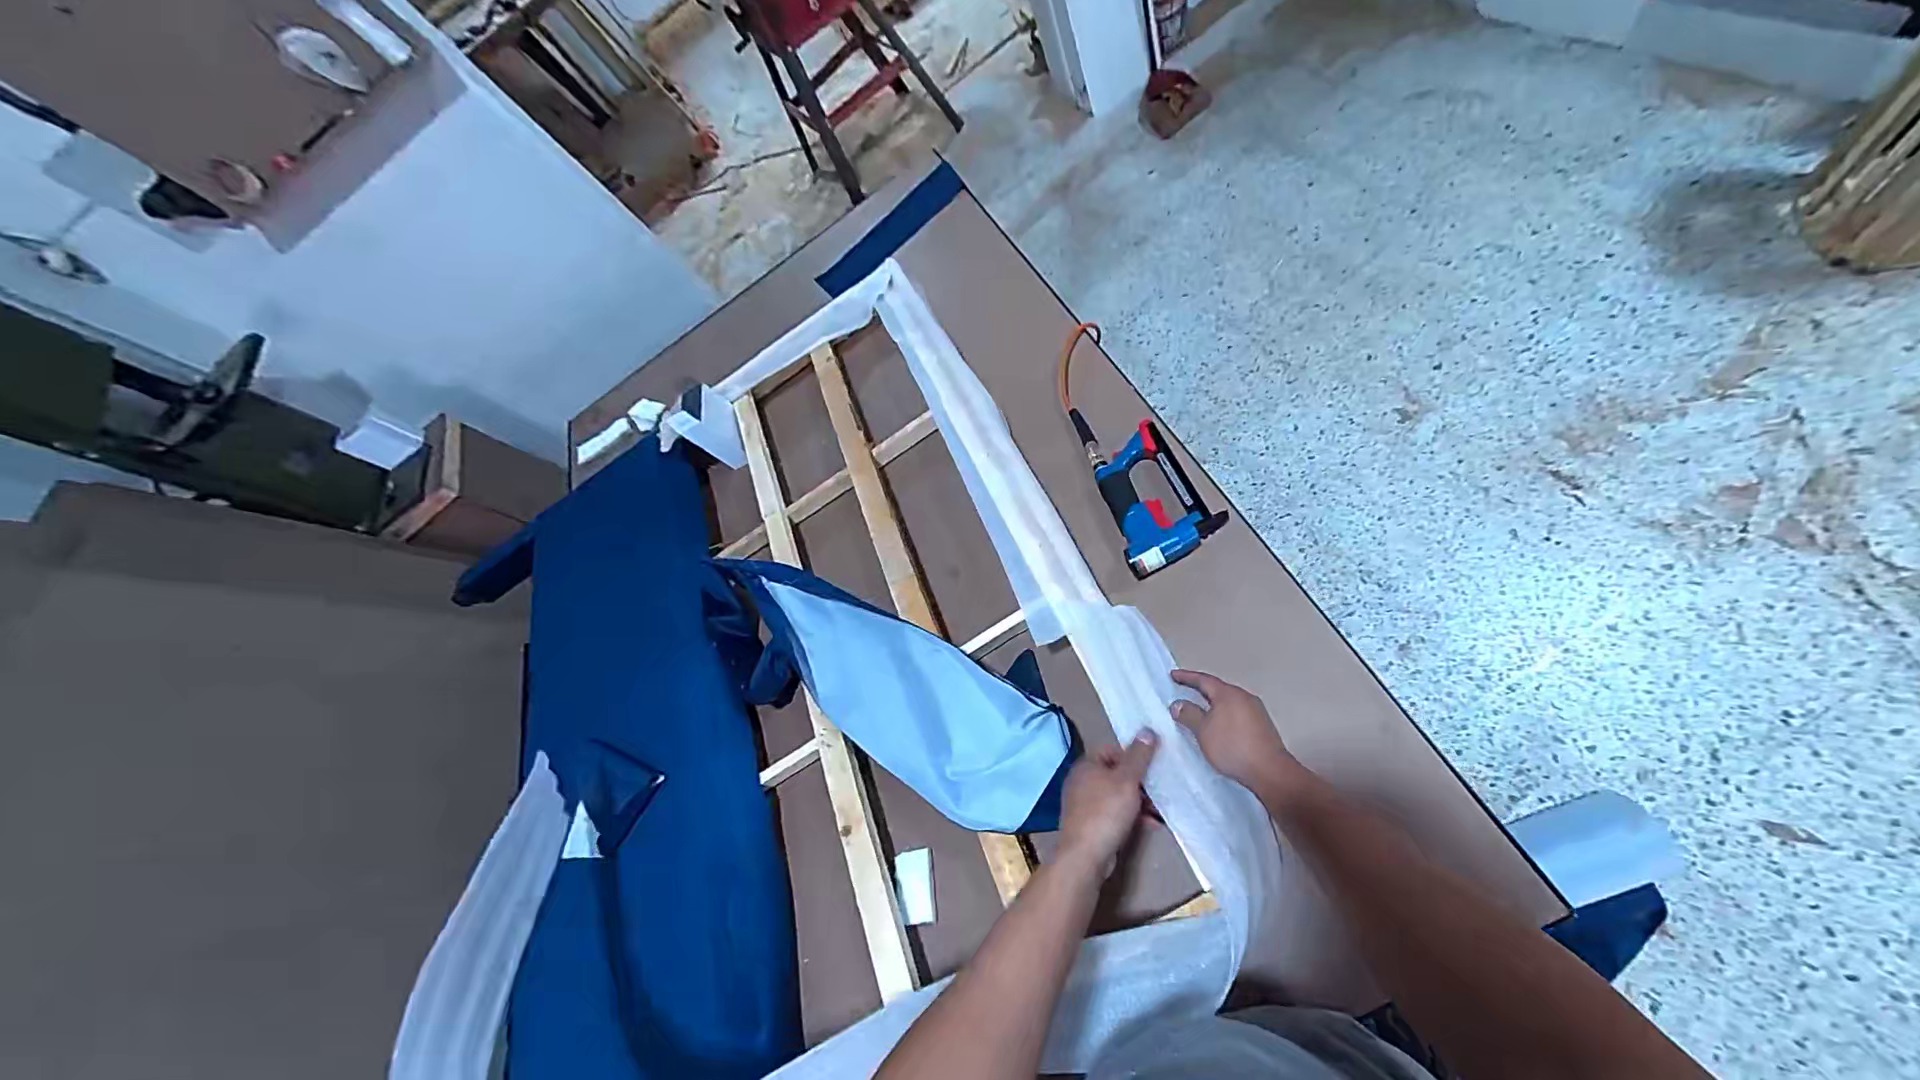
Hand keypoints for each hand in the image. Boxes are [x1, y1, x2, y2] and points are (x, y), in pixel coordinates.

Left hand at [1055, 731, 1156, 876]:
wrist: (1086, 856)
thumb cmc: (1106, 812)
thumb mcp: (1127, 780)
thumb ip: (1139, 756)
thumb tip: (1147, 729)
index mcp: (1086, 765)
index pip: (1112, 750)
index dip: (1133, 756)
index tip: (1152, 767)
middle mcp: (1081, 781)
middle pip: (1117, 774)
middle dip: (1140, 783)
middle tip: (1160, 791)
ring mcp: (1084, 804)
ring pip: (1118, 795)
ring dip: (1139, 801)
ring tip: (1159, 811)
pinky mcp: (1091, 824)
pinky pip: (1115, 813)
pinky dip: (1132, 816)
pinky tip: (1150, 824)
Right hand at [1171, 669, 1305, 796]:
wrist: (1269, 771)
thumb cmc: (1232, 747)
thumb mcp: (1203, 730)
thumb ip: (1189, 714)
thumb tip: (1178, 704)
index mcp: (1229, 694)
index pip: (1204, 680)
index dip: (1187, 677)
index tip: (1173, 675)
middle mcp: (1244, 697)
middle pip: (1218, 689)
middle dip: (1200, 689)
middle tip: (1184, 689)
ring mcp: (1256, 711)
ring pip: (1229, 701)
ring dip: (1213, 703)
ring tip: (1199, 708)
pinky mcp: (1262, 725)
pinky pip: (1237, 712)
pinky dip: (1224, 714)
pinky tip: (1218, 725)